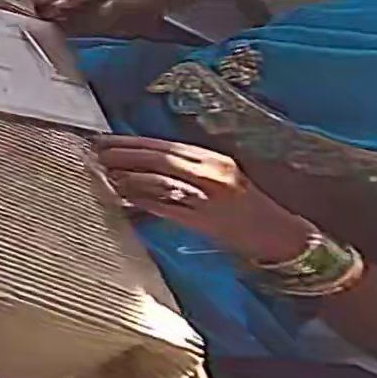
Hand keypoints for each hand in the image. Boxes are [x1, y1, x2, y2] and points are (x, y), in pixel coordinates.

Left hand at [95, 136, 317, 263]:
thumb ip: (180, 164)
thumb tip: (133, 155)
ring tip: (104, 173)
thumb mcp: (214, 175)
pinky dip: (140, 200)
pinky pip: (164, 207)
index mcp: (213, 159)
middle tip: (95, 153)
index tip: (101, 139)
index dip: (129, 141)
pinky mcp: (203, 221)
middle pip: (158, 159)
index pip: (163, 145)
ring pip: (159, 181)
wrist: (281, 238)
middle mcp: (212, 175)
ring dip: (127, 177)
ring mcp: (208, 199)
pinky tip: (122, 197)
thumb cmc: (242, 204)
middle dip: (122, 154)